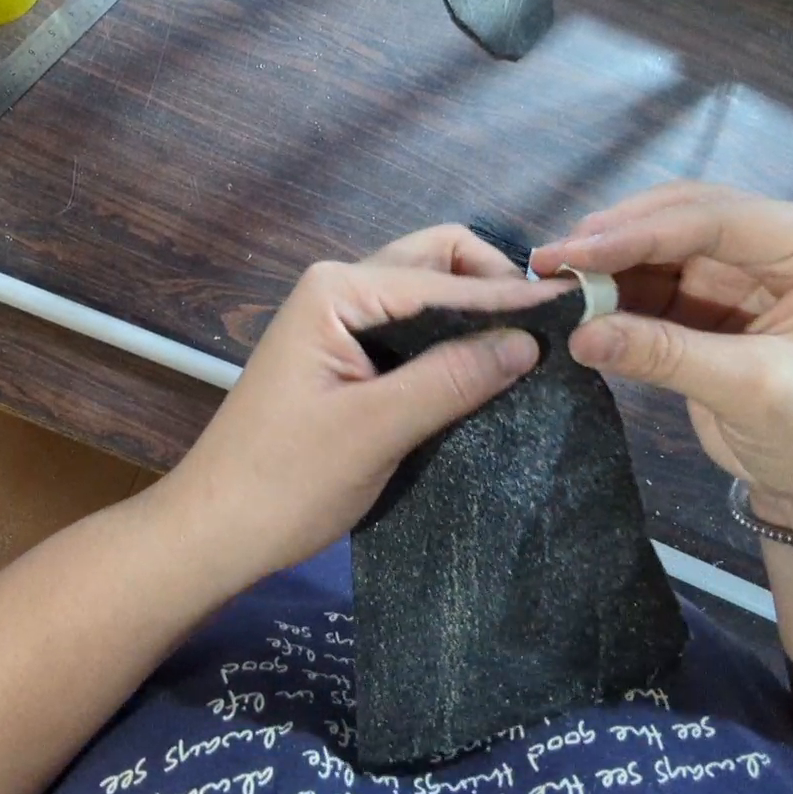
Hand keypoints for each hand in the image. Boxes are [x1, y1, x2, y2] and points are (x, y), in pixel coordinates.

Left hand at [159, 226, 562, 583]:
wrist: (215, 529)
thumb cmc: (285, 480)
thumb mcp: (375, 429)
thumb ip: (452, 379)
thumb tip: (529, 342)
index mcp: (338, 289)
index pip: (442, 279)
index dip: (508, 299)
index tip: (577, 312)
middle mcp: (338, 289)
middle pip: (432, 264)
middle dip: (489, 289)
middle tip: (547, 331)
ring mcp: (338, 323)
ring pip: (423, 299)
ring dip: (472, 316)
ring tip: (527, 352)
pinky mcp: (343, 358)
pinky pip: (408, 335)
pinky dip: (448, 344)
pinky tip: (481, 374)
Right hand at [531, 182, 792, 534]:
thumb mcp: (752, 392)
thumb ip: (665, 355)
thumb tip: (578, 333)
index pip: (716, 221)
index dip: (638, 235)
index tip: (571, 254)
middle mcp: (778, 239)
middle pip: (680, 216)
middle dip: (614, 238)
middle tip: (550, 261)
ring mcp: (739, 265)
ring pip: (656, 242)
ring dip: (605, 260)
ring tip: (551, 278)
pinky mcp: (705, 295)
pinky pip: (647, 278)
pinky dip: (610, 287)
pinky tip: (575, 298)